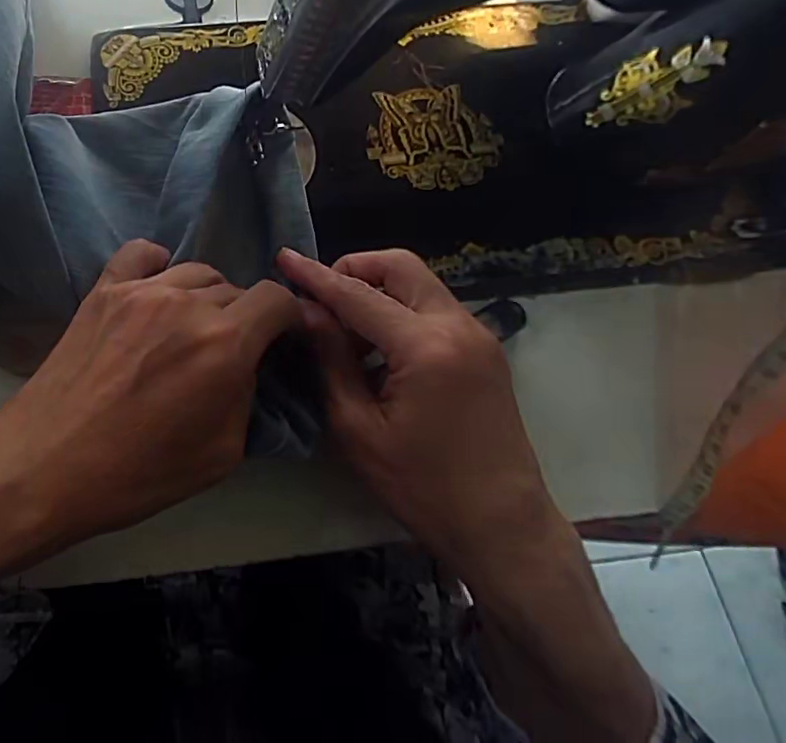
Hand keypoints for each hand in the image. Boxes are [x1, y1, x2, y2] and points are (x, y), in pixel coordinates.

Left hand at [0, 240, 301, 609]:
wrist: (49, 462)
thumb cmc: (138, 472)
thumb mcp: (222, 452)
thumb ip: (246, 394)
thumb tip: (248, 363)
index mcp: (224, 342)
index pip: (276, 299)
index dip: (286, 320)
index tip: (278, 342)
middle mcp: (186, 302)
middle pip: (235, 287)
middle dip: (242, 316)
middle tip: (227, 350)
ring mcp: (139, 290)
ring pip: (194, 271)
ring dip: (204, 297)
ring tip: (189, 328)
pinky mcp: (103, 289)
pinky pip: (141, 253)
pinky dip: (158, 265)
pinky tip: (155, 290)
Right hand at [275, 247, 557, 578]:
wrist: (502, 528)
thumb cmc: (421, 485)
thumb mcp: (357, 426)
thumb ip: (330, 358)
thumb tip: (306, 310)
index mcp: (426, 346)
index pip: (357, 294)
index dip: (314, 275)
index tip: (283, 257)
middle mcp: (459, 327)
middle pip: (399, 267)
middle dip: (353, 270)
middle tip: (320, 300)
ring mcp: (478, 337)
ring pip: (418, 284)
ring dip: (376, 291)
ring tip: (342, 332)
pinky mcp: (483, 352)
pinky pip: (432, 308)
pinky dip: (397, 310)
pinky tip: (375, 349)